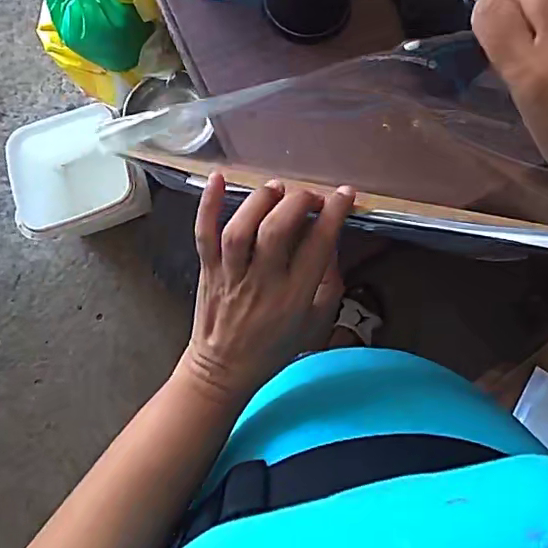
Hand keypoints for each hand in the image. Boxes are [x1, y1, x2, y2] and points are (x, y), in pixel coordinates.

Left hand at [177, 174, 354, 403]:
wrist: (224, 370)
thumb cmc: (274, 345)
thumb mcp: (316, 321)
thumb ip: (327, 280)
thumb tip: (331, 237)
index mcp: (294, 297)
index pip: (318, 246)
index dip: (333, 214)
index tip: (344, 195)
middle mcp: (262, 282)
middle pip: (277, 232)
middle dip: (298, 203)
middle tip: (309, 196)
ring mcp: (230, 274)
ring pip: (241, 230)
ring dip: (260, 202)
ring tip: (277, 188)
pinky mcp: (207, 269)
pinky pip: (204, 234)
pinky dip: (208, 204)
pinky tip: (218, 177)